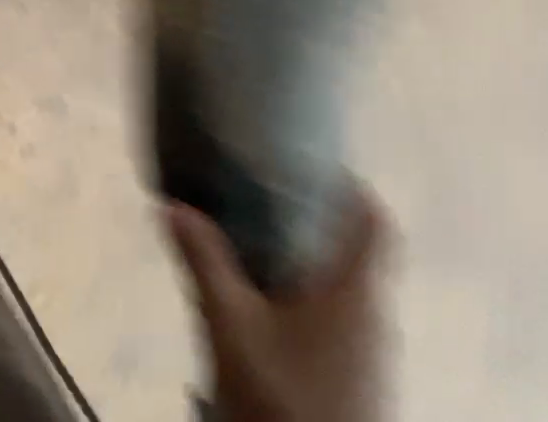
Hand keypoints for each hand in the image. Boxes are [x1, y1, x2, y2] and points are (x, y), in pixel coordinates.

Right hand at [167, 188, 392, 421]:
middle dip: (308, 216)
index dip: (349, 187)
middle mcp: (372, 314)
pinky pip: (331, 310)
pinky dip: (299, 285)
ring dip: (300, 253)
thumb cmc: (282, 389)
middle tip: (256, 187)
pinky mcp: (354, 370)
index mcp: (354, 293)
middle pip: (351, 250)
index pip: (373, 225)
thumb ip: (204, 261)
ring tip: (246, 233)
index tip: (310, 158)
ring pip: (338, 282)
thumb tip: (174, 204)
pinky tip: (258, 294)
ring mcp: (368, 348)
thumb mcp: (230, 323)